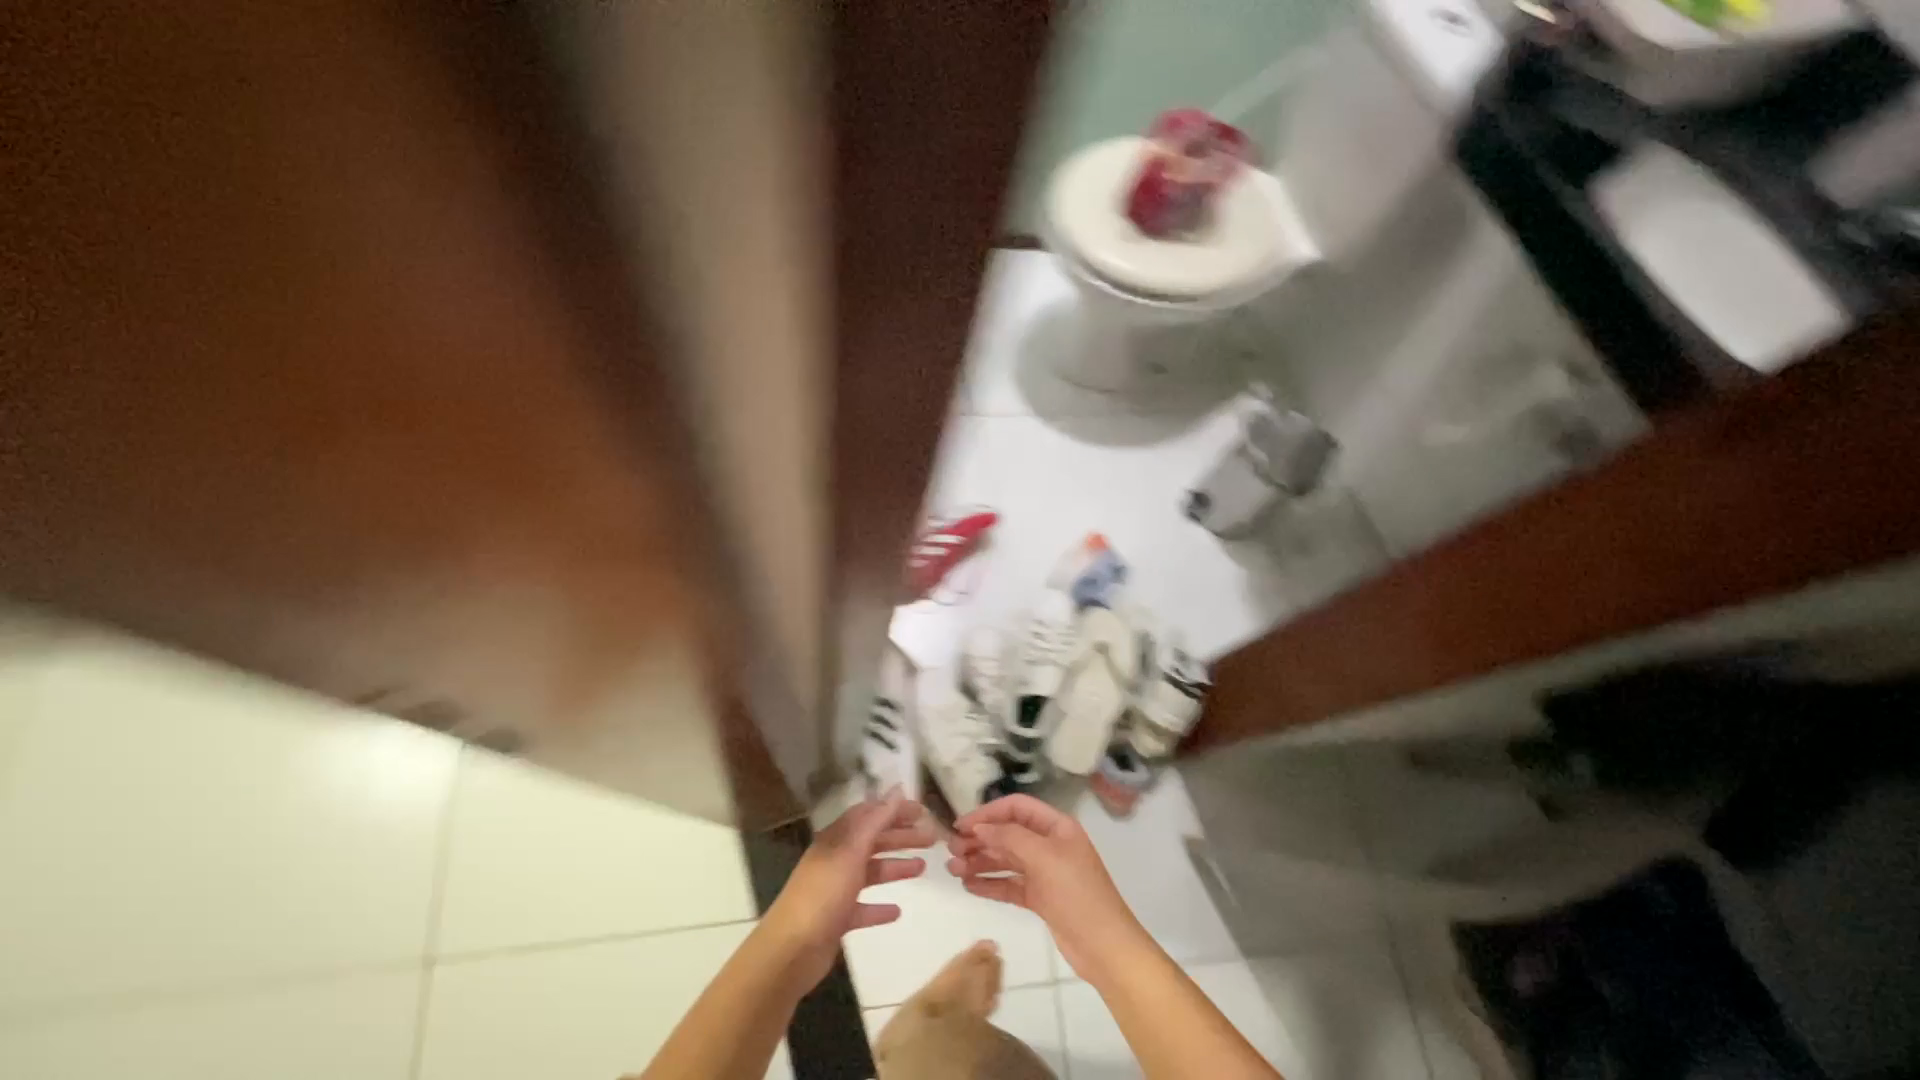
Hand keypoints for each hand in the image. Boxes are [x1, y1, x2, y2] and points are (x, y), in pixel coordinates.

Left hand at [762, 789, 933, 989]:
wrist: (791, 949)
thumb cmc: (823, 894)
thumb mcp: (851, 852)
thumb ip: (875, 821)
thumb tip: (896, 790)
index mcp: (836, 840)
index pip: (869, 815)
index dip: (894, 810)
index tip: (923, 812)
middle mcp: (835, 860)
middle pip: (872, 842)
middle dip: (901, 837)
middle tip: (932, 839)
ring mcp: (835, 889)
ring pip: (871, 872)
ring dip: (895, 867)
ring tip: (923, 868)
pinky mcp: (837, 918)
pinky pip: (864, 908)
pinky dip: (880, 907)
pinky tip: (897, 910)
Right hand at [946, 794, 1150, 980]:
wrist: (1104, 946)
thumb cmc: (1076, 893)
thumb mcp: (1044, 858)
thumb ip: (1010, 837)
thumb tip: (980, 827)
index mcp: (1057, 827)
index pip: (1016, 808)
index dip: (988, 813)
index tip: (960, 825)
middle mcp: (1050, 845)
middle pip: (1008, 833)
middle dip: (980, 839)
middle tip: (951, 851)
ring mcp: (1045, 873)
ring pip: (1006, 860)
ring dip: (980, 862)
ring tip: (953, 870)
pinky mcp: (1040, 898)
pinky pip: (1009, 885)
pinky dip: (990, 884)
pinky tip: (968, 886)